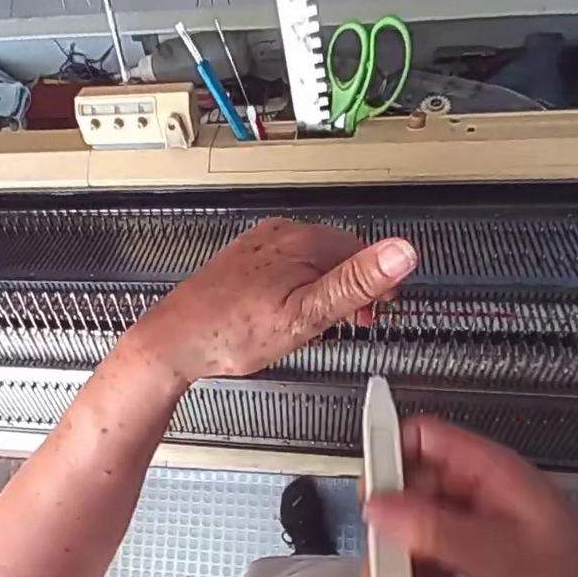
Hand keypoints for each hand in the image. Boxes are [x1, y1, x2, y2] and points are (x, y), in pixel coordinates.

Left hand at [118, 218, 416, 386]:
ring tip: (321, 322)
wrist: (176, 341)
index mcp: (302, 242)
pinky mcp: (244, 260)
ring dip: (325, 288)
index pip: (362, 251)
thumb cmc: (232, 333)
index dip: (376, 284)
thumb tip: (401, 252)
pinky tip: (289, 311)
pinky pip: (286, 267)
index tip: (378, 309)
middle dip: (351, 287)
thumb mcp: (306, 315)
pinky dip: (299, 287)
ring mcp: (259, 246)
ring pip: (311, 261)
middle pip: (338, 254)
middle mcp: (280, 235)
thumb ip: (356, 283)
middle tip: (353, 322)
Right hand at [363, 415, 577, 576]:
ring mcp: (470, 517)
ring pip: (414, 530)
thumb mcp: (498, 554)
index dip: (390, 456)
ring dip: (405, 571)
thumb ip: (436, 529)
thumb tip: (380, 507)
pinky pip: (429, 555)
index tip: (369, 495)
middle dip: (392, 535)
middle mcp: (474, 487)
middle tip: (384, 571)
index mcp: (486, 469)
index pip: (423, 437)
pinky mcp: (469, 544)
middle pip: (409, 491)